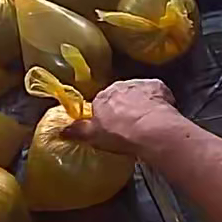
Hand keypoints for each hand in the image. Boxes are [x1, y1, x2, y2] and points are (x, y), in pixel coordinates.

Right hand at [63, 79, 184, 155]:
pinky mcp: (157, 86)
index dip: (106, 114)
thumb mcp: (93, 137)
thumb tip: (61, 131)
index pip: (100, 103)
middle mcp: (118, 86)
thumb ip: (77, 131)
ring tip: (145, 122)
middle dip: (123, 107)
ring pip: (138, 92)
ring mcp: (139, 85)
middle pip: (119, 95)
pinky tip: (159, 114)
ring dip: (140, 103)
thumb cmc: (120, 134)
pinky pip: (156, 93)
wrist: (151, 130)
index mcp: (101, 97)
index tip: (111, 126)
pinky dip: (157, 101)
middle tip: (129, 125)